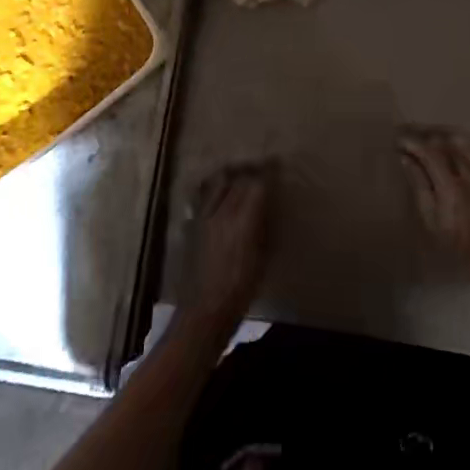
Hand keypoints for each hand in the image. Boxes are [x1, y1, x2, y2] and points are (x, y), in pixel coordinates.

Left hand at [178, 162, 273, 330]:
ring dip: (231, 174)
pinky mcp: (193, 223)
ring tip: (240, 174)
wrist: (207, 306)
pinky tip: (219, 190)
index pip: (258, 184)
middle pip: (238, 178)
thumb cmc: (243, 287)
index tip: (276, 163)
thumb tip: (267, 207)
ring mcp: (205, 215)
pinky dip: (214, 187)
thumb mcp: (264, 256)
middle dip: (251, 170)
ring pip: (218, 182)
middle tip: (261, 168)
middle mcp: (223, 211)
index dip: (268, 171)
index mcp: (245, 220)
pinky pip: (204, 195)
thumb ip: (264, 226)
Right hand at [399, 128, 469, 287]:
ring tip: (426, 138)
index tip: (398, 140)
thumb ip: (419, 186)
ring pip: (463, 141)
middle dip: (424, 135)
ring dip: (442, 136)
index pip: (429, 152)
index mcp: (450, 187)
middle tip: (408, 137)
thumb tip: (406, 160)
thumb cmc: (454, 245)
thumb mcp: (429, 220)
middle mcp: (469, 175)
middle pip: (445, 142)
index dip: (412, 142)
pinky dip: (460, 142)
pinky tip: (450, 143)